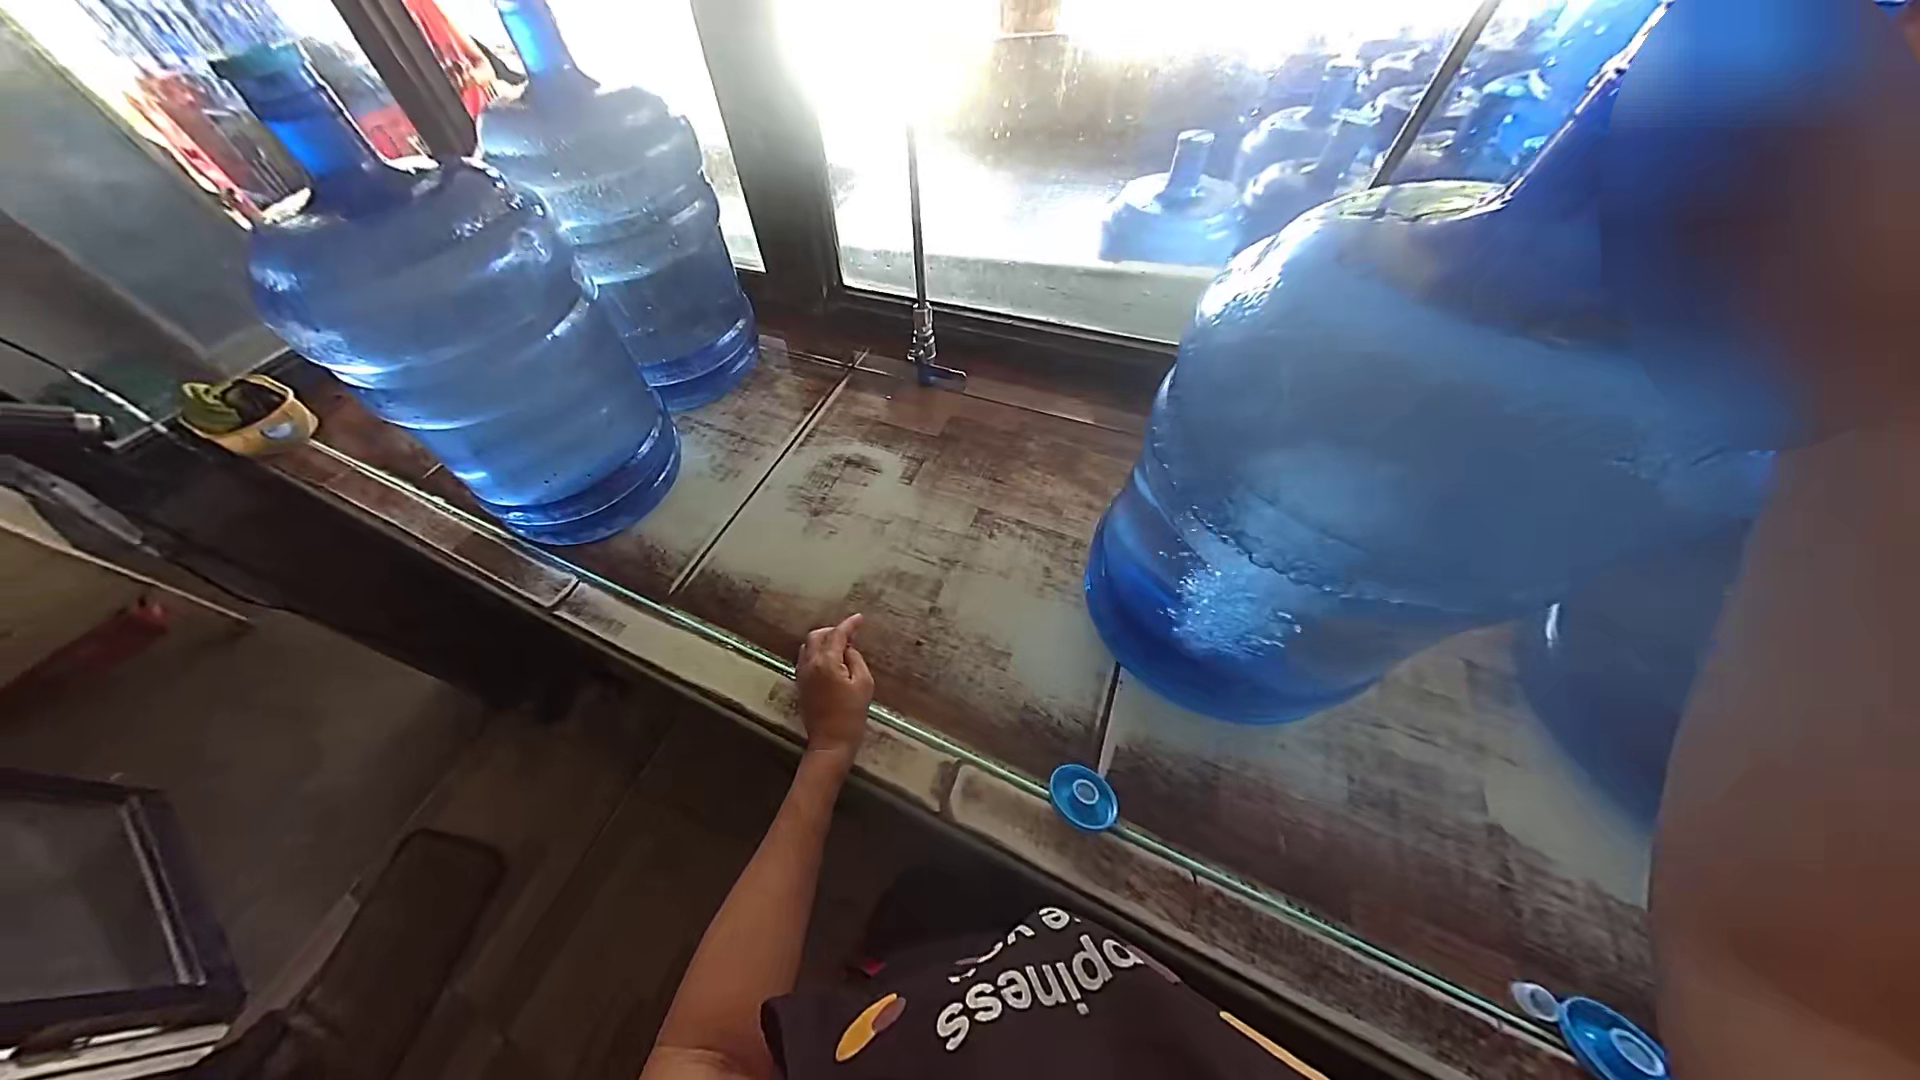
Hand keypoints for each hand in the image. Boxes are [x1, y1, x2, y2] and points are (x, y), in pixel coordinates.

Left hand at [796, 614, 872, 762]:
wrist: (831, 742)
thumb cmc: (852, 714)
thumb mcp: (864, 684)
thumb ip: (856, 660)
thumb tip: (848, 649)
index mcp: (826, 662)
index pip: (837, 635)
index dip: (849, 625)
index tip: (860, 618)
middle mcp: (809, 664)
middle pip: (816, 636)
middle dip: (833, 631)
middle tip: (850, 635)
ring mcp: (802, 675)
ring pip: (808, 646)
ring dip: (823, 641)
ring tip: (841, 647)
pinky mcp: (800, 685)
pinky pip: (806, 659)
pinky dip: (817, 653)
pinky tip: (830, 661)